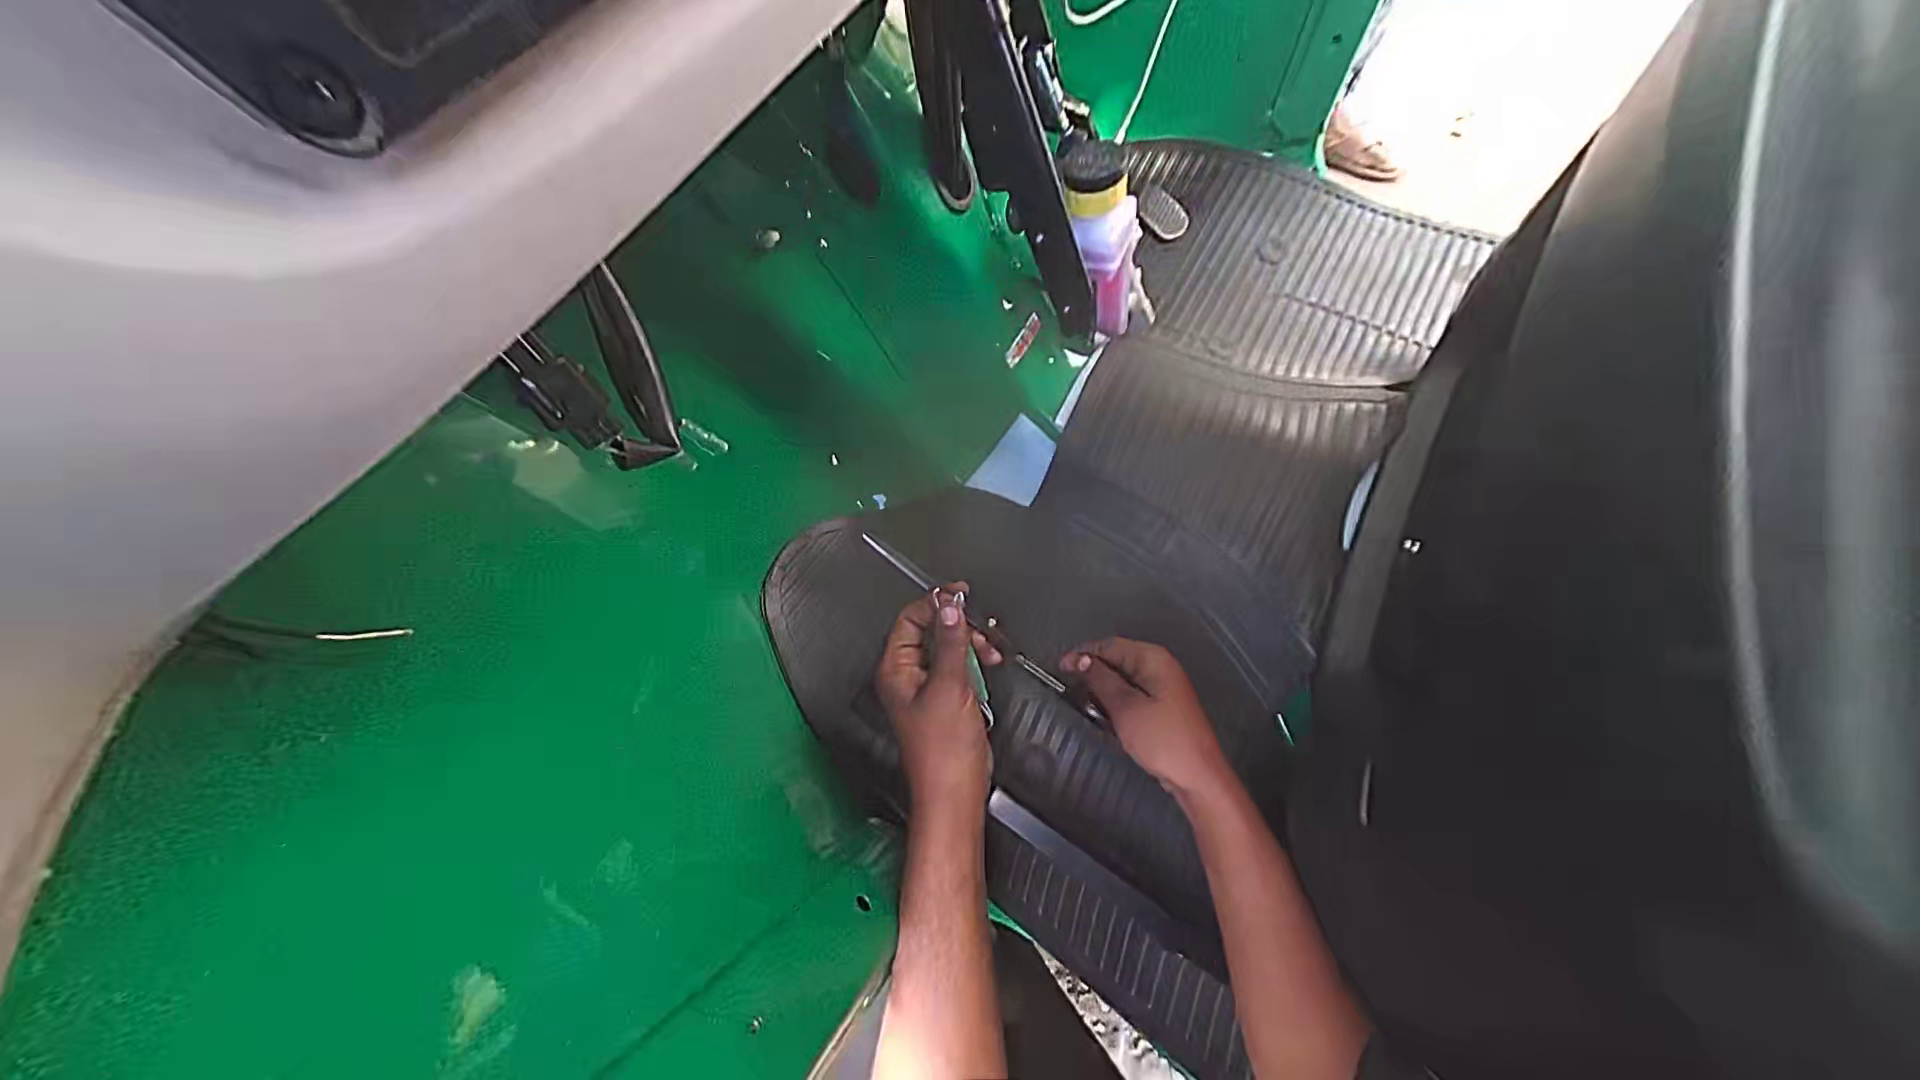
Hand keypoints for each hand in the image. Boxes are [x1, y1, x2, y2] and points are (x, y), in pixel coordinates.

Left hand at [875, 583, 1003, 811]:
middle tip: (979, 625)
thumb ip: (951, 643)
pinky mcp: (947, 699)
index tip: (959, 594)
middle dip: (958, 626)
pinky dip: (974, 662)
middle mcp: (908, 676)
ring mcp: (928, 688)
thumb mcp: (950, 686)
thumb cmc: (942, 752)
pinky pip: (959, 667)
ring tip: (987, 652)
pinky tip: (988, 666)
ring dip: (970, 644)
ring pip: (948, 648)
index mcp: (896, 669)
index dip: (935, 602)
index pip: (910, 619)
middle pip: (930, 631)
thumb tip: (951, 609)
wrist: (955, 791)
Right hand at [1061, 638, 1231, 800]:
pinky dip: (1117, 704)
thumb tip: (1081, 659)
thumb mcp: (1125, 708)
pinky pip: (1131, 695)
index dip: (1083, 654)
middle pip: (1116, 660)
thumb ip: (1100, 680)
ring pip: (1122, 679)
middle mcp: (1160, 667)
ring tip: (1093, 710)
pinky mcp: (1162, 706)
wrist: (1198, 777)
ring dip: (1104, 692)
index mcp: (1153, 659)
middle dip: (1093, 675)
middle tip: (1074, 691)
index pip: (1109, 645)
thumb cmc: (1166, 742)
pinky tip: (1110, 720)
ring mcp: (1162, 687)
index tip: (1062, 667)